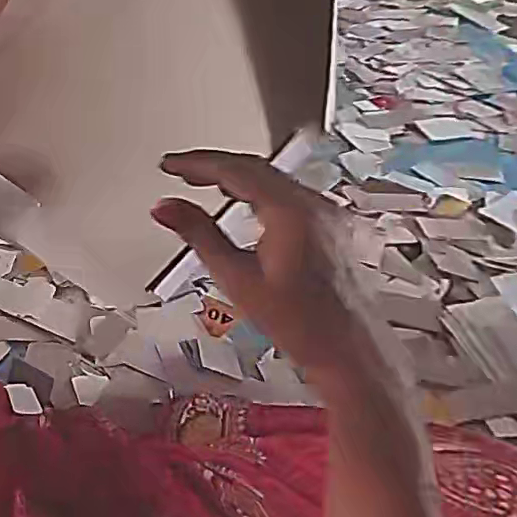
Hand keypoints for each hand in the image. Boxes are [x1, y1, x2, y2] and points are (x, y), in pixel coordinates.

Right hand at [150, 150, 410, 410]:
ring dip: (236, 176)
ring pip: (273, 177)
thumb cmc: (303, 327)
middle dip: (213, 165)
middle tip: (181, 169)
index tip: (171, 164)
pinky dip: (258, 190)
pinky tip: (243, 200)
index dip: (196, 163)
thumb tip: (167, 208)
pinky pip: (290, 192)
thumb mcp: (236, 279)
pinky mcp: (334, 224)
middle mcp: (316, 206)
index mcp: (291, 212)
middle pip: (255, 167)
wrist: (350, 353)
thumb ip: (198, 234)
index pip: (235, 170)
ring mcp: (329, 213)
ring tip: (203, 181)